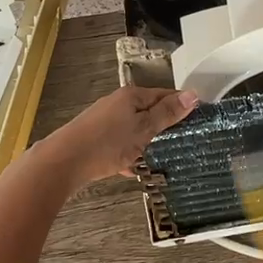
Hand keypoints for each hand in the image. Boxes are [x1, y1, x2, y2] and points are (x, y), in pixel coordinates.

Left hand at [35, 86, 196, 184]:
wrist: (62, 163)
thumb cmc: (106, 143)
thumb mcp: (144, 128)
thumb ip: (168, 113)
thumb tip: (193, 95)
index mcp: (132, 96)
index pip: (166, 95)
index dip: (183, 106)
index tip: (199, 121)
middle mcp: (118, 103)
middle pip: (150, 111)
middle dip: (165, 126)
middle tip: (184, 142)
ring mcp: (105, 120)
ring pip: (136, 129)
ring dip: (148, 141)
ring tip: (161, 157)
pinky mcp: (96, 138)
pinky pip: (121, 143)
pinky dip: (130, 154)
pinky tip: (133, 168)